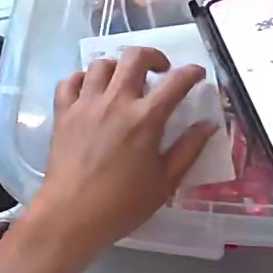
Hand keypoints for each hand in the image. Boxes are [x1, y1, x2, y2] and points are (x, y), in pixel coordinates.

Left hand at [20, 47, 216, 266]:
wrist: (71, 216)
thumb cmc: (123, 204)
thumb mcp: (166, 181)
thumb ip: (189, 149)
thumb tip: (208, 124)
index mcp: (146, 119)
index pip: (176, 82)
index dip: (192, 72)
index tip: (197, 74)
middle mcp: (116, 102)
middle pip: (135, 57)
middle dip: (154, 56)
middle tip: (160, 70)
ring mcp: (86, 105)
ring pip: (102, 64)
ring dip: (118, 67)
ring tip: (124, 82)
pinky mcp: (63, 113)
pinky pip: (70, 81)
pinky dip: (83, 79)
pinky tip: (91, 91)